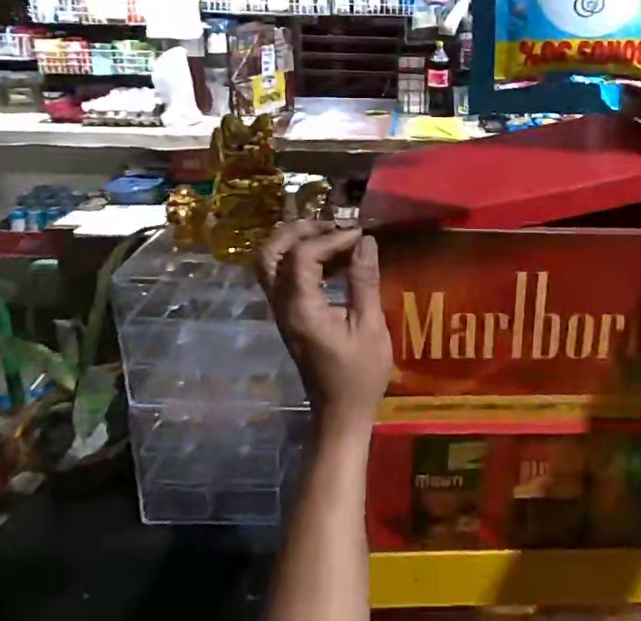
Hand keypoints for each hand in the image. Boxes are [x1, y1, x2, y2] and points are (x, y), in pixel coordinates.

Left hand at [256, 222, 393, 436]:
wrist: (340, 415)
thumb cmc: (359, 376)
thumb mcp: (370, 327)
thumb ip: (364, 281)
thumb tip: (366, 241)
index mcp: (300, 307)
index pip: (301, 255)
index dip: (329, 238)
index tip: (358, 234)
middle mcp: (282, 304)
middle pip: (270, 252)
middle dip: (297, 231)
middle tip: (330, 225)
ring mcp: (280, 310)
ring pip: (270, 263)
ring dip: (294, 242)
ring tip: (330, 236)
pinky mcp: (287, 314)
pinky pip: (282, 276)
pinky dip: (299, 259)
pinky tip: (331, 259)